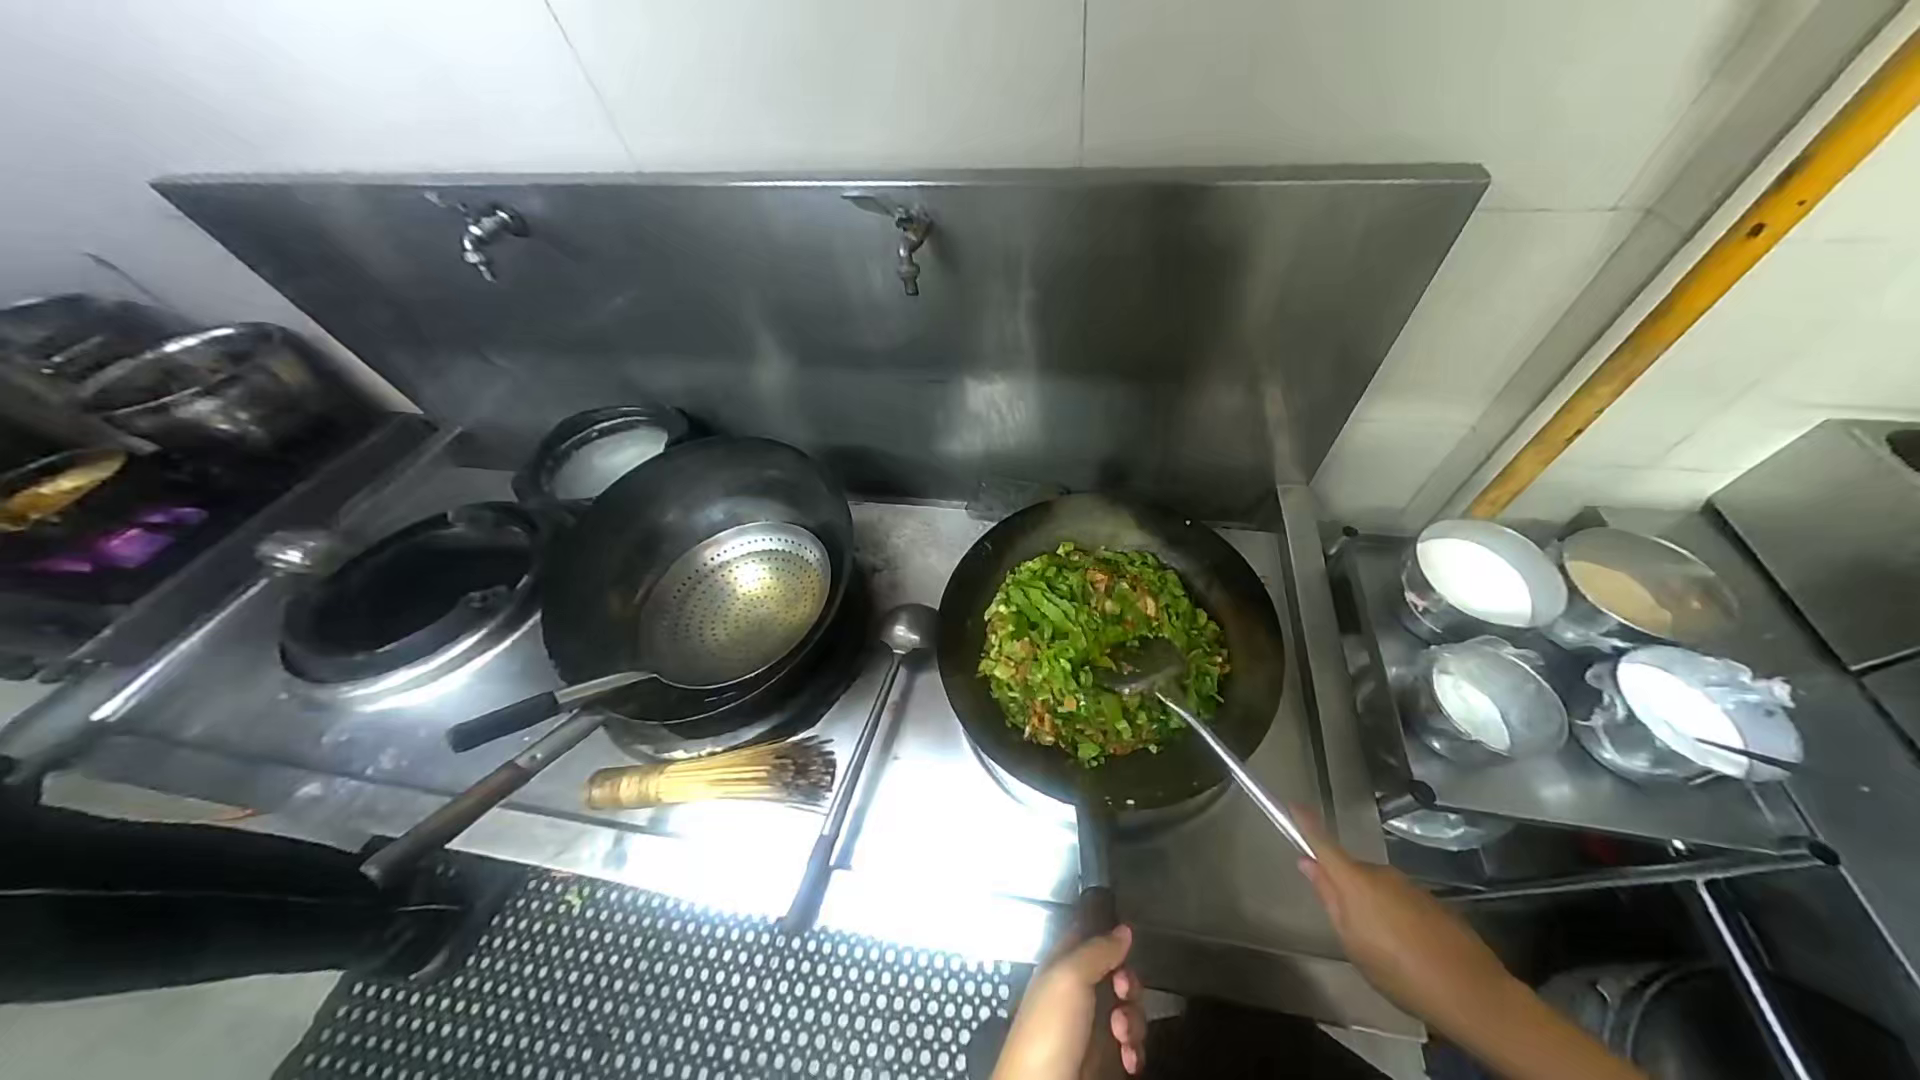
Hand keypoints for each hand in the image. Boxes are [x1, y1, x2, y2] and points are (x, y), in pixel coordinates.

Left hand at [992, 923, 1146, 1079]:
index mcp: (1062, 967)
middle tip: (1123, 995)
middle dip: (1129, 985)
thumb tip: (1123, 929)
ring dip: (1133, 1021)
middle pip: (1116, 976)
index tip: (1126, 949)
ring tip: (1122, 1037)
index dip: (1110, 941)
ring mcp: (1091, 1028)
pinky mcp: (1104, 1061)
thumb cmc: (1049, 1028)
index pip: (1090, 940)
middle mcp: (1077, 993)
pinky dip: (1135, 1051)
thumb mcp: (1068, 978)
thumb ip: (1096, 950)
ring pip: (1127, 1011)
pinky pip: (1131, 1047)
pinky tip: (1128, 1060)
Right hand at [1293, 810, 1525, 1036]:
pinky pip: (1402, 900)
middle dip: (1345, 887)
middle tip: (1348, 924)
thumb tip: (1308, 863)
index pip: (1324, 844)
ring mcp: (1412, 886)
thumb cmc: (1399, 970)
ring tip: (1382, 945)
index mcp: (1356, 882)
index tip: (1294, 803)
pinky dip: (1398, 915)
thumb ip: (1329, 899)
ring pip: (1378, 887)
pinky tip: (1409, 948)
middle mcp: (1383, 874)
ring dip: (1374, 904)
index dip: (1307, 823)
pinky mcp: (1434, 903)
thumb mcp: (1352, 941)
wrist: (1474, 994)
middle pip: (1352, 870)